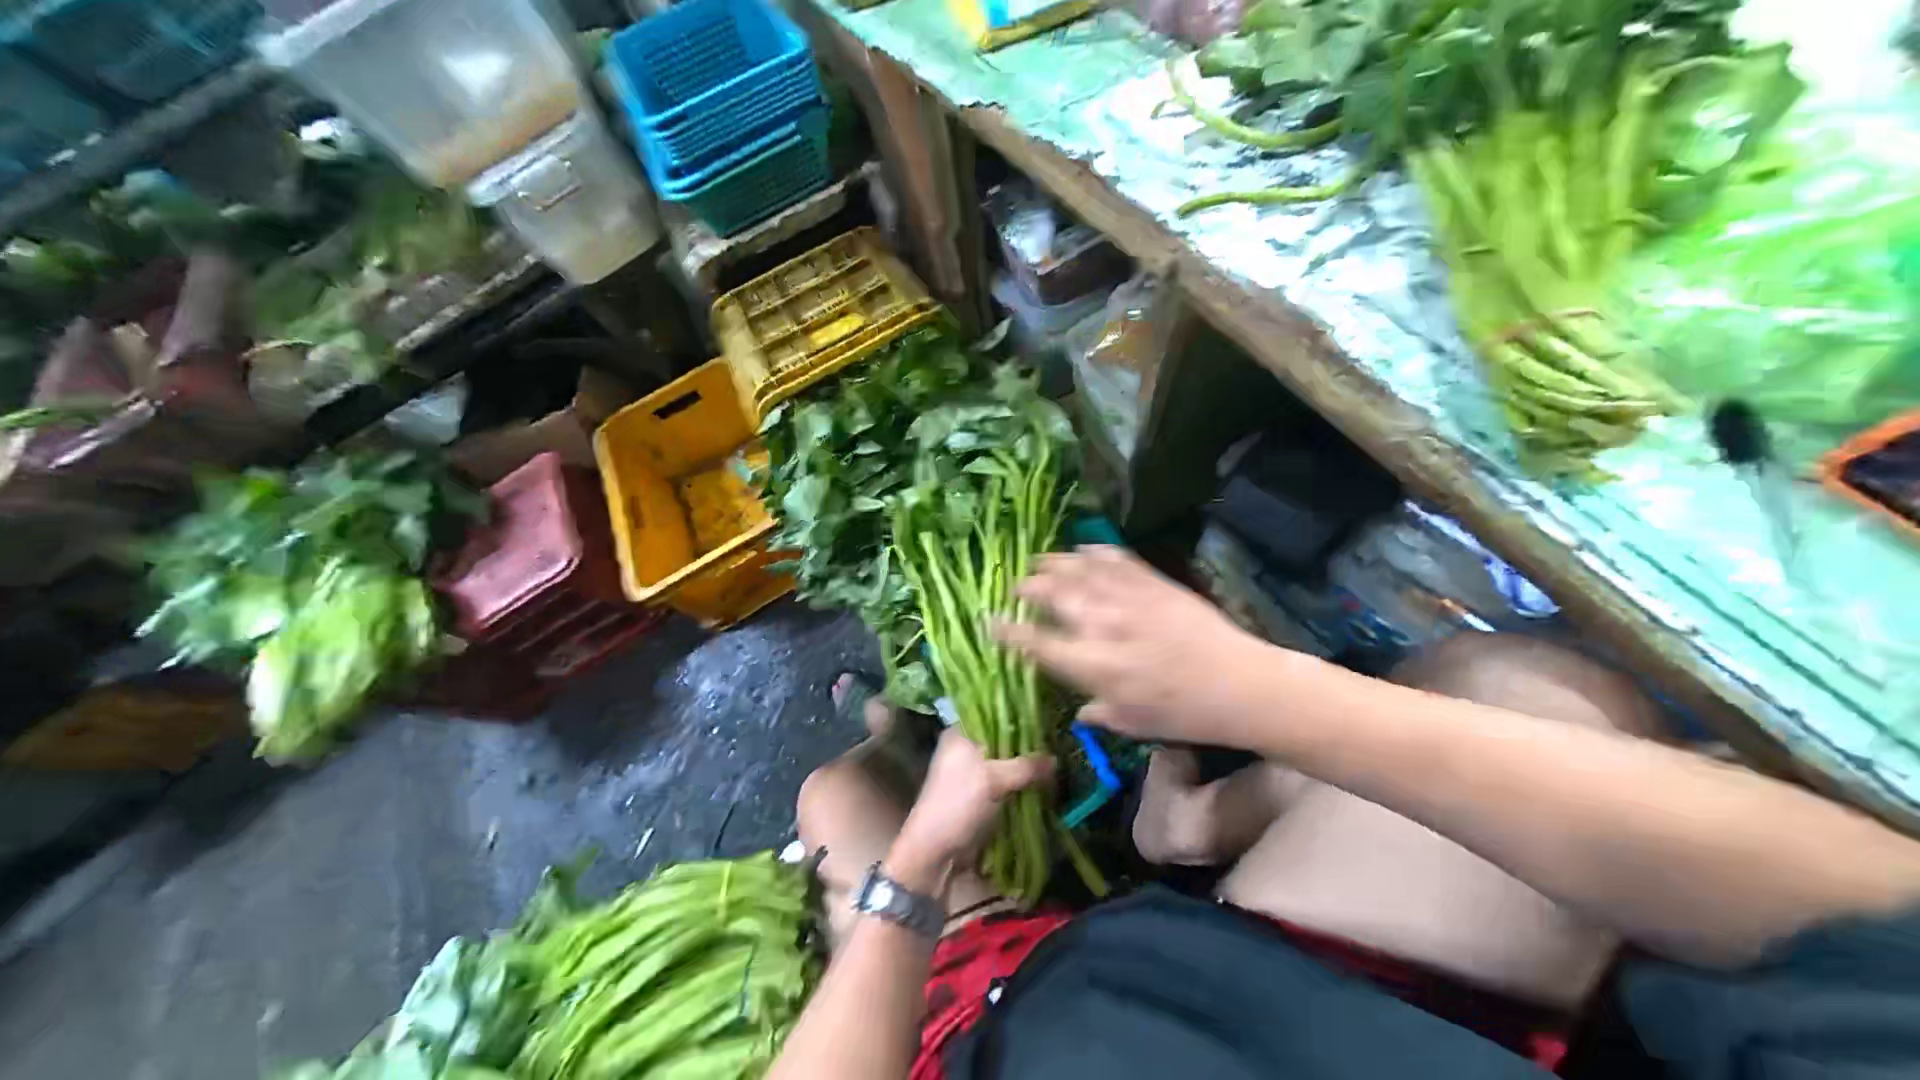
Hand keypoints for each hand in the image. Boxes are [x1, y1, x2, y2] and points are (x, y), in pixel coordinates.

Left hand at [887, 729, 1052, 889]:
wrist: (935, 854)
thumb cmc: (958, 805)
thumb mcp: (993, 779)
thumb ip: (1026, 766)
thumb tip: (1055, 760)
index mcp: (960, 735)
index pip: (993, 712)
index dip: (1018, 714)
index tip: (1046, 716)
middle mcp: (965, 749)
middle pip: (1003, 740)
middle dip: (1028, 745)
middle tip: (1058, 742)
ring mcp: (973, 774)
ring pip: (1007, 763)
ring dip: (1027, 768)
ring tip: (1057, 763)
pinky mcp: (981, 797)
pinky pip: (1007, 784)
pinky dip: (1022, 785)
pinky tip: (1045, 783)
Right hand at [993, 546, 1287, 744]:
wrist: (1239, 685)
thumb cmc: (1183, 714)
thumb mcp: (1132, 723)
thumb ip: (1097, 713)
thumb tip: (1079, 710)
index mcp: (1090, 665)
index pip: (1035, 642)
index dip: (1008, 631)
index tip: (991, 622)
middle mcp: (1100, 625)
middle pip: (1050, 595)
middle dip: (1026, 588)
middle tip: (1016, 587)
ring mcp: (1126, 598)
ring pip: (1077, 571)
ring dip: (1053, 564)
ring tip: (1038, 562)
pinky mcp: (1151, 582)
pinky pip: (1115, 558)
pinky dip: (1094, 552)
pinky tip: (1082, 549)